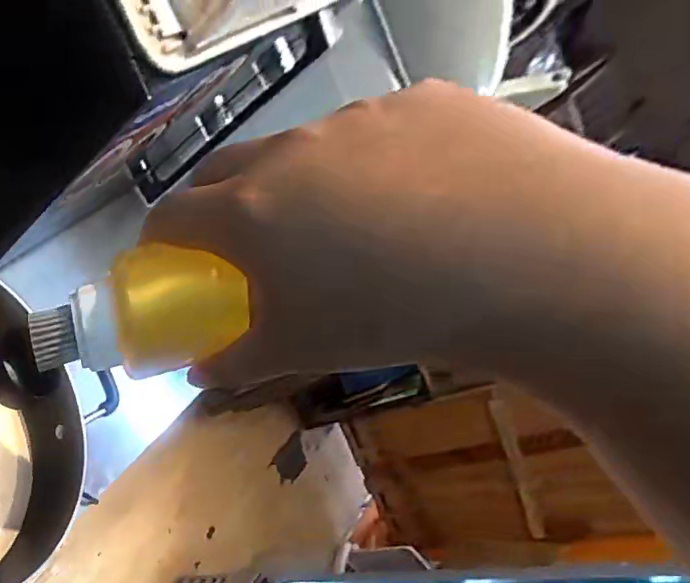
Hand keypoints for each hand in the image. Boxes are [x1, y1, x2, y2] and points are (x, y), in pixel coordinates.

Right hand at [142, 80, 689, 386]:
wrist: (533, 259)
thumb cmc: (384, 316)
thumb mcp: (296, 352)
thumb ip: (235, 363)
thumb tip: (199, 375)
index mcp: (248, 211)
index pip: (172, 214)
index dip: (156, 239)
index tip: (162, 259)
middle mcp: (292, 150)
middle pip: (224, 169)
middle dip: (212, 205)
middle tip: (234, 246)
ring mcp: (361, 117)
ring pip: (299, 148)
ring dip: (289, 185)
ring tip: (333, 231)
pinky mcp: (425, 100)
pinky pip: (368, 133)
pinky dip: (359, 166)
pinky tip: (404, 204)